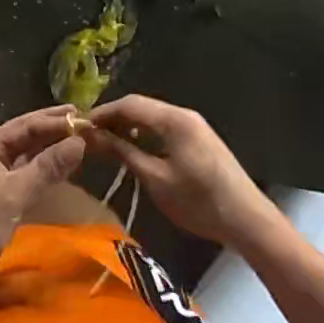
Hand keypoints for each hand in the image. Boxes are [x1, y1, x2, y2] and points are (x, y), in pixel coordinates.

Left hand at [0, 105, 87, 287]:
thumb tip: (80, 142)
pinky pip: (30, 175)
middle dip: (54, 130)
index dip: (54, 120)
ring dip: (53, 148)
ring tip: (81, 140)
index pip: (25, 125)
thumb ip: (47, 167)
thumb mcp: (13, 192)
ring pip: (30, 156)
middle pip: (27, 137)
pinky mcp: (4, 200)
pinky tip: (65, 167)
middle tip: (86, 123)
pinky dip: (48, 169)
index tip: (85, 118)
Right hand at [85, 95, 281, 250]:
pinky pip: (164, 127)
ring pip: (152, 116)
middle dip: (113, 119)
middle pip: (141, 107)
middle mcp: (184, 114)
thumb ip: (123, 153)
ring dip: (128, 126)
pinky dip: (144, 133)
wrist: (246, 218)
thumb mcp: (155, 179)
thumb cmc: (198, 201)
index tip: (77, 128)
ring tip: (104, 144)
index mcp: (173, 119)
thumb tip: (92, 137)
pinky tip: (132, 149)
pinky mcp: (198, 138)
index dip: (101, 113)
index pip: (129, 104)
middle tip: (87, 137)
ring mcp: (194, 125)